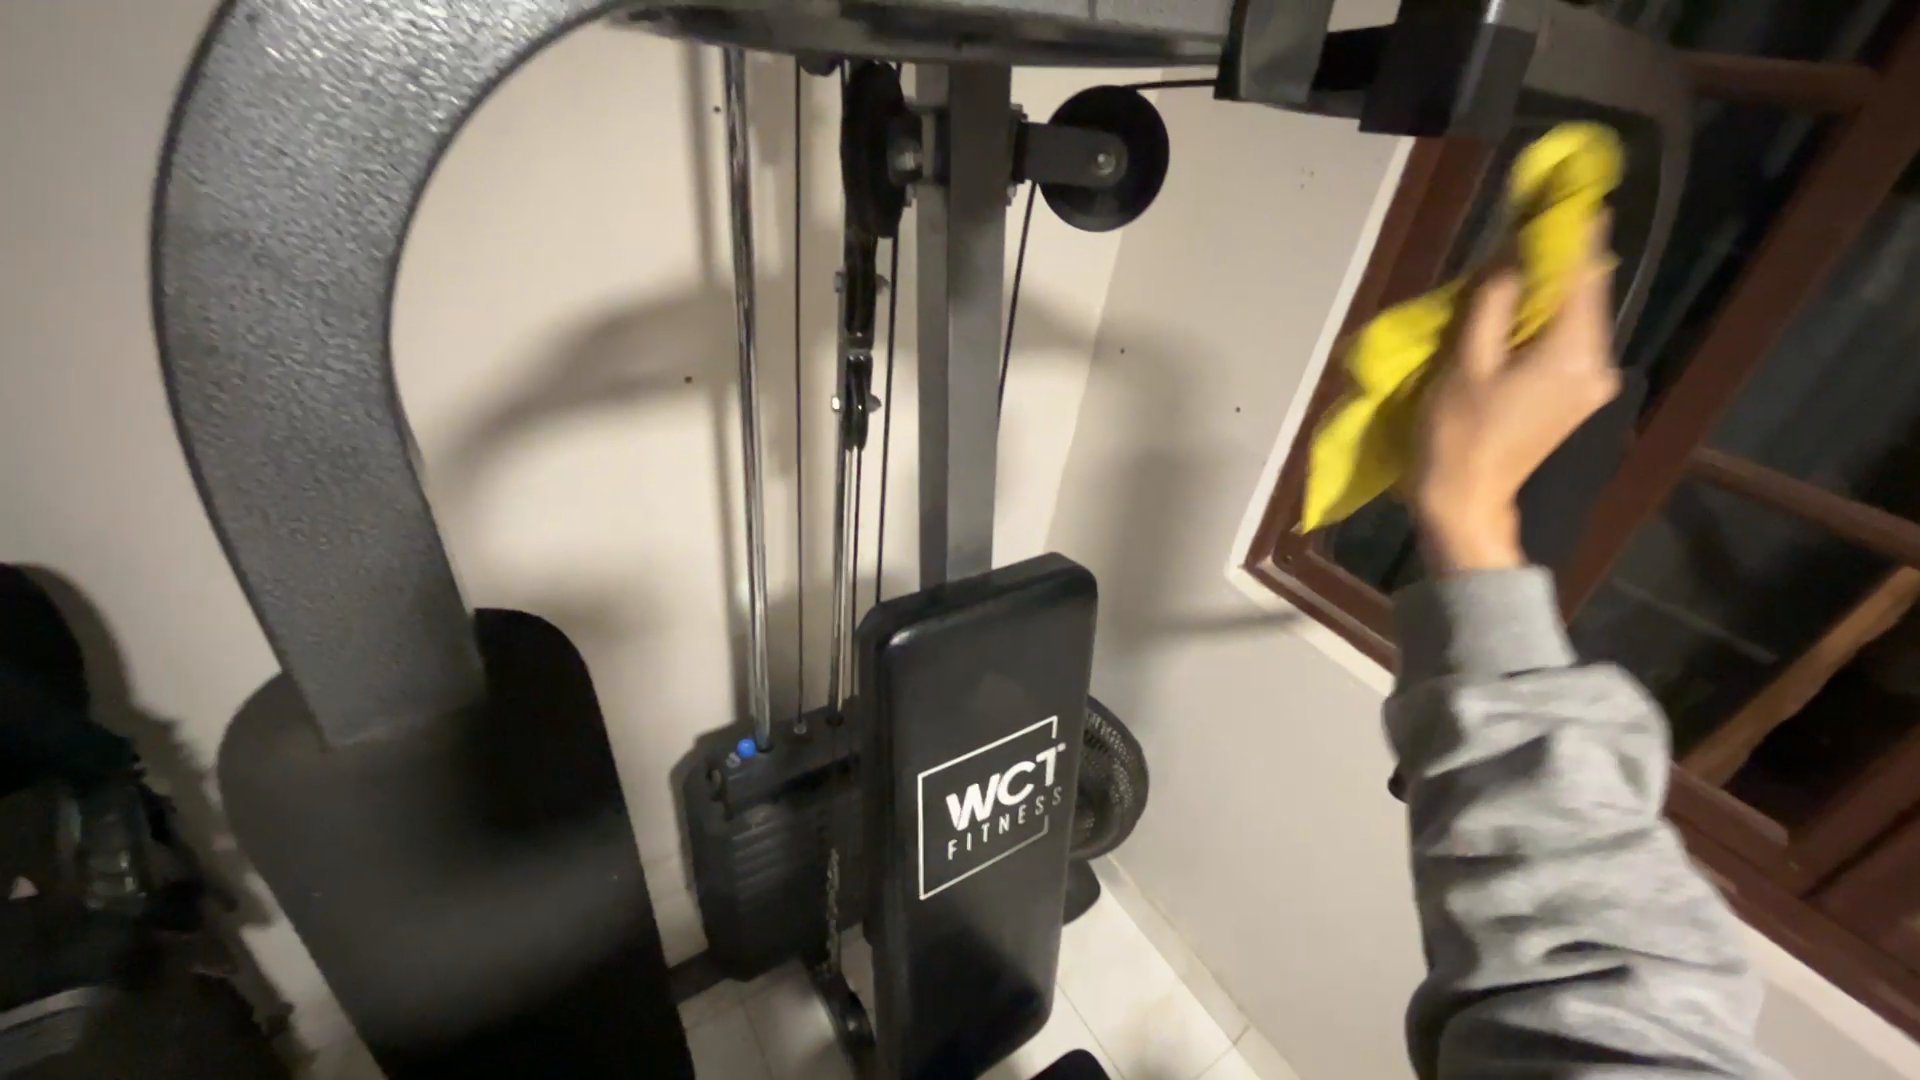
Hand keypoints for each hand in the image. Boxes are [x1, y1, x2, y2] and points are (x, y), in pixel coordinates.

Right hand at [1410, 223, 1620, 573]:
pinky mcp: (1573, 399)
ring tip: (1504, 279)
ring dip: (1541, 297)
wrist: (1464, 503)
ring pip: (1571, 321)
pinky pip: (1562, 346)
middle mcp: (1597, 363)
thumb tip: (1510, 256)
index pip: (1583, 274)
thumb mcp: (1464, 365)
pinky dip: (1538, 327)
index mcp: (1573, 353)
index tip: (1561, 194)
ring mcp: (1589, 384)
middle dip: (1550, 265)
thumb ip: (1493, 304)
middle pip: (1581, 295)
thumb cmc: (1456, 437)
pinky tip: (1509, 322)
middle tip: (1514, 240)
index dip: (1571, 232)